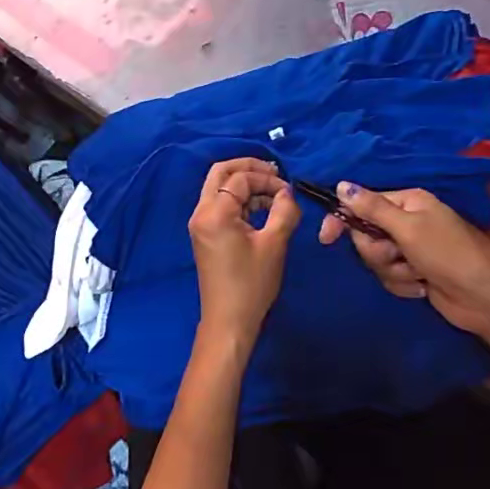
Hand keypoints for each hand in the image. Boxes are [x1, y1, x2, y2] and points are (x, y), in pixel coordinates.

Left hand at [188, 158, 301, 340]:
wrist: (229, 320)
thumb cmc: (252, 284)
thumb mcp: (275, 244)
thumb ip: (284, 211)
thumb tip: (286, 192)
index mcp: (214, 212)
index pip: (240, 179)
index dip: (267, 179)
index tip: (289, 192)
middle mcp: (200, 212)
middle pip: (220, 173)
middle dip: (248, 168)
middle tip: (275, 173)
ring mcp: (199, 223)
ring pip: (218, 188)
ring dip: (244, 184)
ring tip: (273, 194)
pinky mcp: (204, 234)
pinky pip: (219, 204)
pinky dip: (239, 200)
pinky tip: (261, 209)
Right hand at [319, 182, 489, 337]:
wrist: (487, 299)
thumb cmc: (450, 255)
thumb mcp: (408, 228)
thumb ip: (372, 208)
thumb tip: (341, 185)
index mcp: (407, 202)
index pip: (360, 204)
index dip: (341, 220)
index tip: (325, 238)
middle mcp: (406, 222)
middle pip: (364, 235)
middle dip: (377, 252)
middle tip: (398, 256)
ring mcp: (410, 249)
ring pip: (375, 259)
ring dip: (392, 271)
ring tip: (417, 275)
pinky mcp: (413, 273)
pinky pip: (388, 277)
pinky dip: (402, 284)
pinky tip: (422, 287)